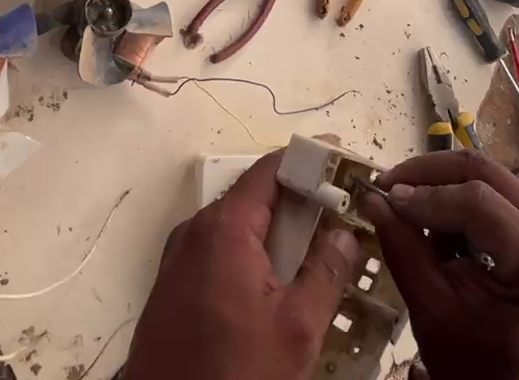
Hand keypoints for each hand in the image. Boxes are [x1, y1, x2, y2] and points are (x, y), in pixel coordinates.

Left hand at [124, 150, 360, 379]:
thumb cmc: (234, 372)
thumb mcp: (296, 328)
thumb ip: (326, 272)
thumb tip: (345, 234)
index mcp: (224, 227)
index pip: (272, 168)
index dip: (310, 160)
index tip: (343, 163)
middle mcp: (196, 231)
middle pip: (257, 196)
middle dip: (301, 201)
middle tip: (342, 214)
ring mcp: (179, 259)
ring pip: (240, 227)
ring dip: (279, 232)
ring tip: (319, 249)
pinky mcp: (173, 288)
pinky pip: (221, 252)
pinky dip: (254, 254)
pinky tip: (280, 281)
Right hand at [358, 150, 518, 379]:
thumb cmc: (477, 360)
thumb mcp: (432, 311)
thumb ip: (403, 250)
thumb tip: (372, 199)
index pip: (476, 202)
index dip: (425, 194)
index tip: (383, 197)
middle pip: (483, 171)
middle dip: (428, 174)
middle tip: (387, 187)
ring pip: (485, 171)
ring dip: (440, 183)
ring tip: (408, 210)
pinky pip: (491, 185)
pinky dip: (455, 193)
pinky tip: (435, 222)